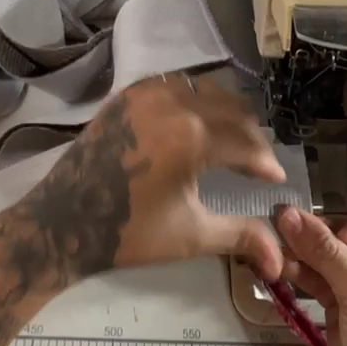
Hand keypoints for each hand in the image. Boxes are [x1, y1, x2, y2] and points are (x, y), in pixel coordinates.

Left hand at [13, 66, 287, 283]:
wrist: (64, 220)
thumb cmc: (129, 232)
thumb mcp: (191, 235)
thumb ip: (241, 236)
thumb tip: (282, 261)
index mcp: (192, 137)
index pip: (246, 142)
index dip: (265, 162)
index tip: (276, 179)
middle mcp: (174, 103)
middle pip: (232, 109)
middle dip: (250, 135)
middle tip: (257, 160)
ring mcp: (148, 93)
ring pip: (204, 89)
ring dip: (225, 111)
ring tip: (232, 138)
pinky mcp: (128, 94)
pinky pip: (174, 83)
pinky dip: (193, 96)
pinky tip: (197, 119)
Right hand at [276, 204, 346, 345]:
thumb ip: (324, 251)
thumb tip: (286, 213)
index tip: (341, 237)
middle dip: (324, 233)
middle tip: (289, 227)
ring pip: (332, 257)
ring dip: (305, 250)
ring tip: (276, 243)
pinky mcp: (340, 310)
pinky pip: (318, 279)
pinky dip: (300, 271)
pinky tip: (278, 264)